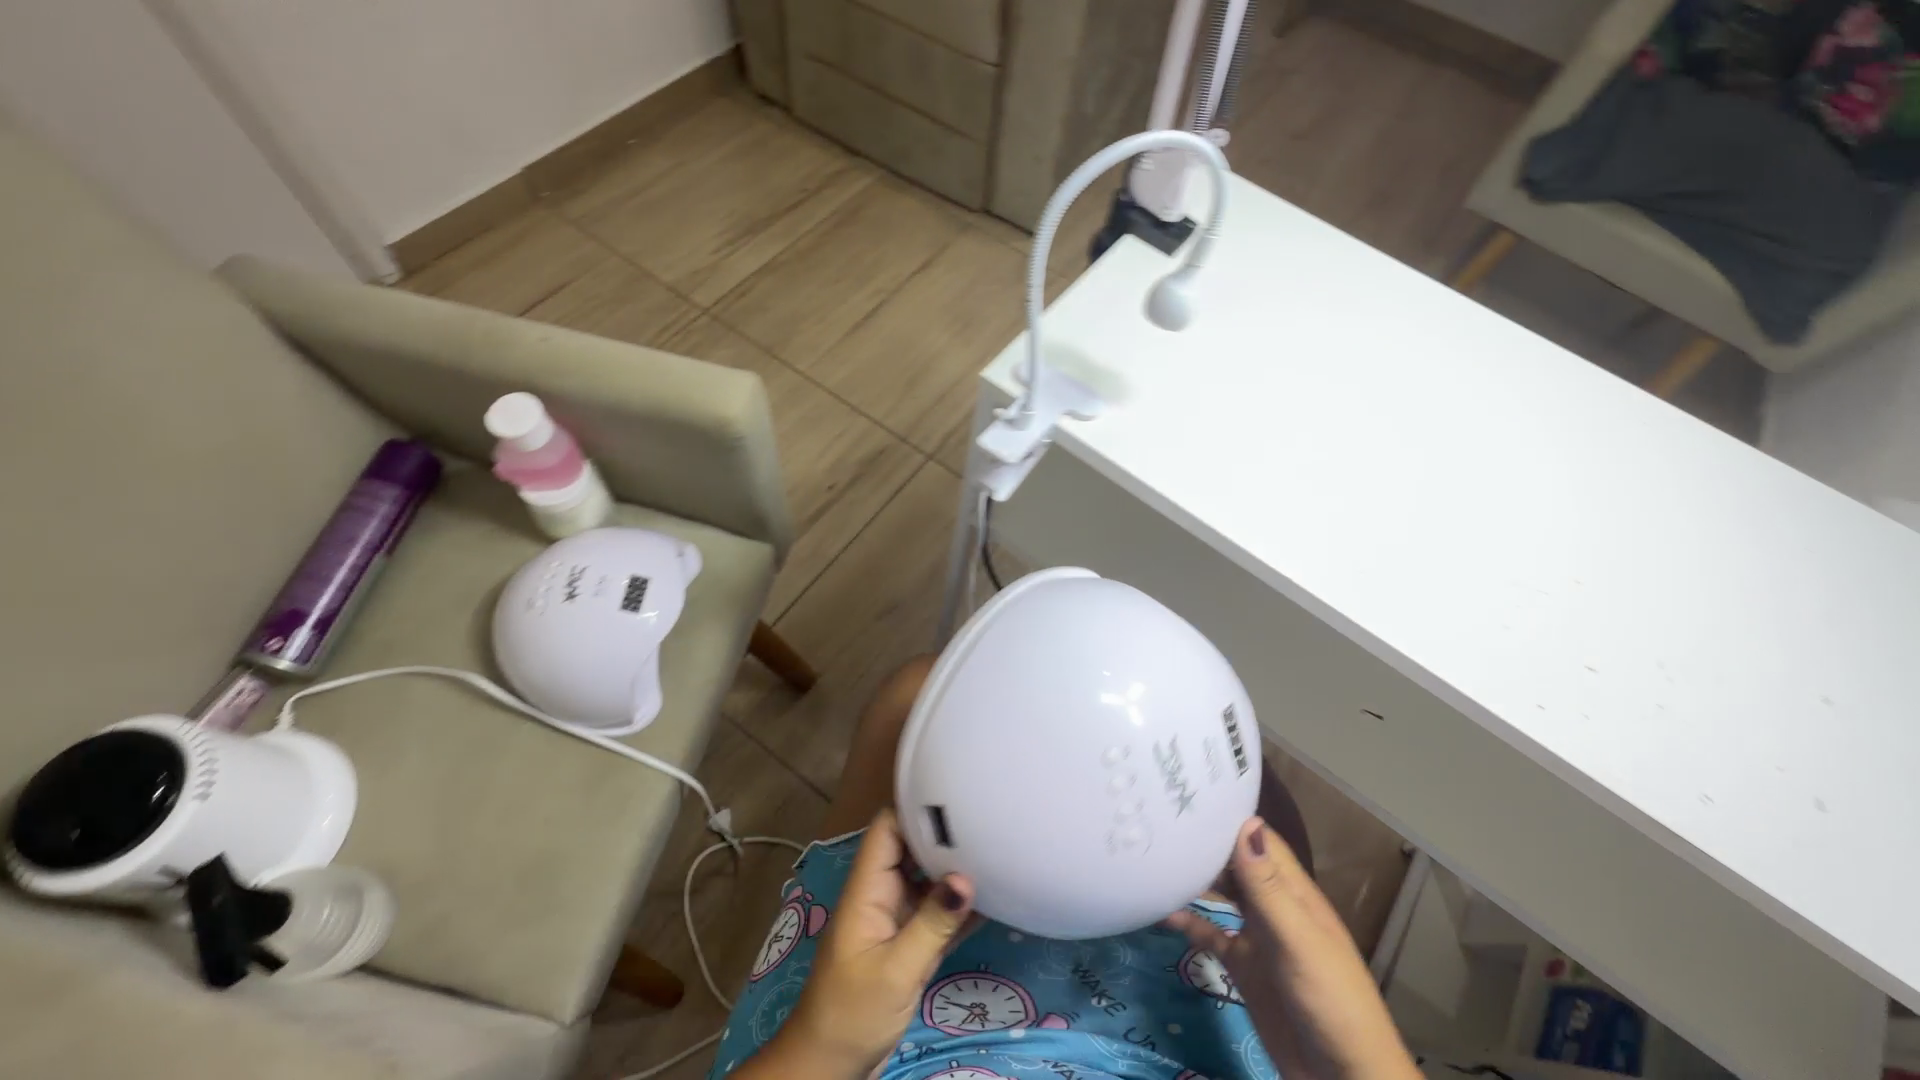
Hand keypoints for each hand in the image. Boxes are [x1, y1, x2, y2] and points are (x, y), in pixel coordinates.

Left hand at [750, 809, 975, 1079]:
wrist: (830, 1064)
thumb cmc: (851, 1013)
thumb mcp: (895, 970)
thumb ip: (932, 924)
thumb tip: (967, 878)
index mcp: (868, 889)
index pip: (888, 828)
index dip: (917, 805)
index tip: (960, 795)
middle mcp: (883, 895)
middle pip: (913, 848)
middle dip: (947, 834)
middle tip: (993, 821)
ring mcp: (897, 919)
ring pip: (929, 879)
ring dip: (958, 868)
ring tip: (1002, 849)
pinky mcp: (910, 943)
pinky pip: (939, 912)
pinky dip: (961, 905)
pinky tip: (997, 896)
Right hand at [1168, 818, 1421, 1079]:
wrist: (1342, 1076)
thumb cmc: (1329, 1000)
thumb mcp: (1297, 941)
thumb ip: (1268, 888)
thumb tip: (1245, 823)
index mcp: (1293, 894)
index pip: (1258, 840)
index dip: (1228, 818)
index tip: (1186, 796)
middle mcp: (1274, 908)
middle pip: (1235, 863)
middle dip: (1204, 842)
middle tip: (1157, 820)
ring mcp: (1258, 938)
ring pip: (1222, 895)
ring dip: (1194, 878)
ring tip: (1153, 856)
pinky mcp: (1244, 968)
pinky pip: (1211, 936)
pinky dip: (1188, 922)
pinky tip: (1161, 912)